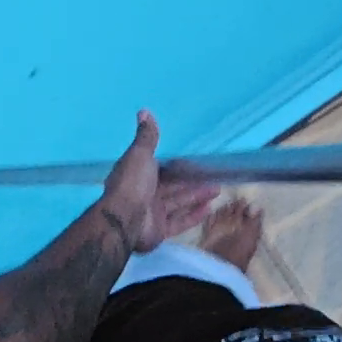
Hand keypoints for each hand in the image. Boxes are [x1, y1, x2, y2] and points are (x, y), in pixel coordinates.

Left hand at [102, 110, 218, 253]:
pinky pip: (179, 221)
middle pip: (173, 186)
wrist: (124, 220)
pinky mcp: (160, 230)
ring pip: (178, 202)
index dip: (178, 165)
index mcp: (138, 174)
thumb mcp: (139, 155)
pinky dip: (193, 215)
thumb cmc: (132, 183)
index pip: (161, 168)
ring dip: (197, 196)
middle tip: (214, 175)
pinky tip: (209, 208)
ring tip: (217, 189)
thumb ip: (147, 137)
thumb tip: (144, 111)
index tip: (196, 161)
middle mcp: (144, 193)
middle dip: (192, 181)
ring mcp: (152, 213)